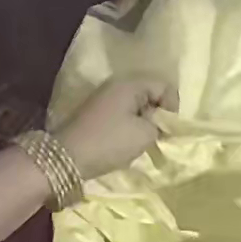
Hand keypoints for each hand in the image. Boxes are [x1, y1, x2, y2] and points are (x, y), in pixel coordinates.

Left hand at [55, 77, 176, 179]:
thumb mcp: (144, 134)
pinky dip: (130, 123)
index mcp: (130, 84)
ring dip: (144, 120)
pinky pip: (122, 112)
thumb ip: (160, 124)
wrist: (67, 157)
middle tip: (159, 134)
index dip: (172, 107)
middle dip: (158, 113)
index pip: (164, 86)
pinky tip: (127, 140)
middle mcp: (116, 85)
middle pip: (149, 92)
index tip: (168, 129)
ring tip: (144, 139)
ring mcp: (103, 98)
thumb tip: (159, 122)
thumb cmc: (110, 142)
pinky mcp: (95, 112)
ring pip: (135, 103)